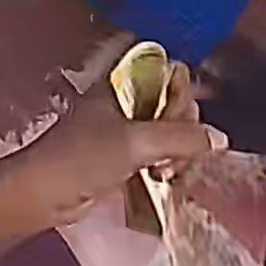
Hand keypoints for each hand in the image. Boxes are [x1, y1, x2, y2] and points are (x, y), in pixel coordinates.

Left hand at [11, 65, 225, 224]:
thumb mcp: (135, 143)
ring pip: (166, 131)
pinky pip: (156, 152)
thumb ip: (180, 138)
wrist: (45, 191)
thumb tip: (221, 138)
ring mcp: (121, 128)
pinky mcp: (120, 154)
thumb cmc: (85, 157)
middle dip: (183, 130)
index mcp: (121, 84)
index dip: (183, 94)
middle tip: (174, 155)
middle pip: (171, 104)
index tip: (188, 122)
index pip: (167, 74)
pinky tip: (164, 179)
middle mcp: (123, 100)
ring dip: (176, 152)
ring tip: (167, 173)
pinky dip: (165, 164)